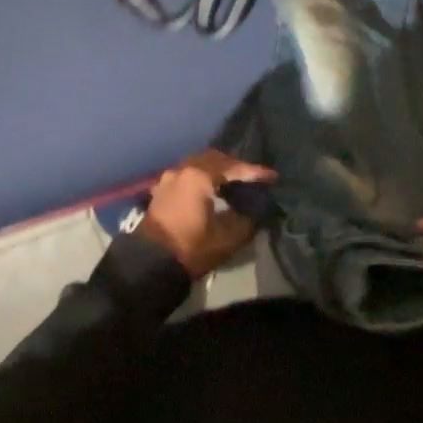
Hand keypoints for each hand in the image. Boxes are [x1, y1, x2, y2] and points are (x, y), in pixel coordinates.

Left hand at [136, 150, 276, 277]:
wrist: (150, 263)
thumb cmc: (191, 248)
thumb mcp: (227, 237)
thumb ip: (247, 219)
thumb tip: (258, 209)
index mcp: (199, 176)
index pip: (234, 168)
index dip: (255, 172)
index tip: (272, 177)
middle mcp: (182, 169)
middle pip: (214, 159)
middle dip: (235, 166)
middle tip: (253, 176)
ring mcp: (168, 178)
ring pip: (198, 165)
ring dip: (217, 170)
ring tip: (234, 182)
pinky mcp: (161, 190)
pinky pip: (187, 175)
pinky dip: (202, 177)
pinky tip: (211, 190)